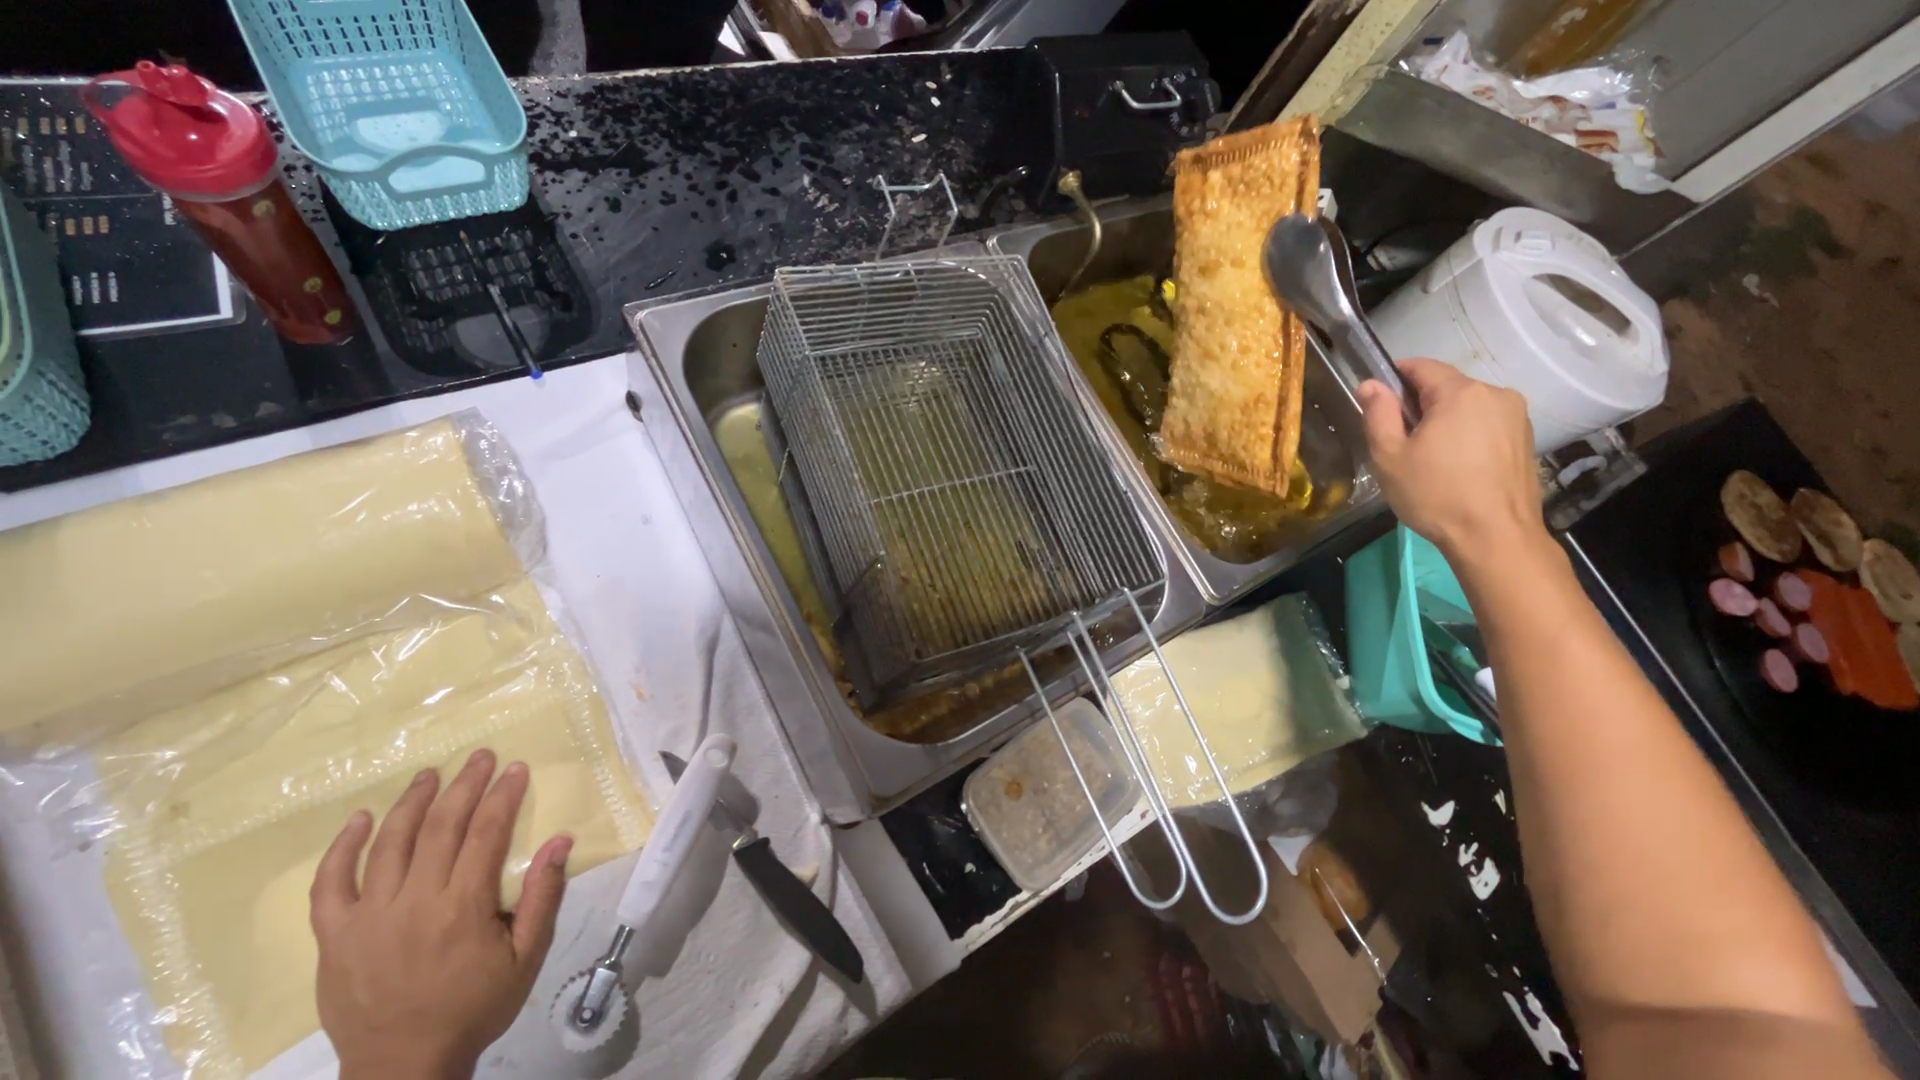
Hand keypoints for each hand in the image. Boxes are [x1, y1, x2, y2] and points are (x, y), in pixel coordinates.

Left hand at [311, 750, 573, 1079]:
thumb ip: (543, 897)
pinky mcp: (334, 935)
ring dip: (412, 802)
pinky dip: (343, 847)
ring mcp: (368, 917)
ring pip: (389, 843)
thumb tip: (560, 841)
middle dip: (464, 786)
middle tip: (480, 758)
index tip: (515, 768)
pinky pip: (330, 883)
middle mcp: (414, 901)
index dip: (502, 795)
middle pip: (440, 826)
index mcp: (463, 906)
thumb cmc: (474, 1008)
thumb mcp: (526, 958)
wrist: (403, 1066)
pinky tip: (360, 819)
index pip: (486, 833)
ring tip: (430, 774)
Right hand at [1358, 358, 1544, 561]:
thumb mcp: (1390, 457)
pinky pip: (1487, 424)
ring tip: (1430, 459)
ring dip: (1445, 421)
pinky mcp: (1525, 439)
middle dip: (1421, 405)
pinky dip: (1467, 436)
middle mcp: (1494, 394)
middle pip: (1446, 386)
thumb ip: (1378, 414)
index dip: (1395, 377)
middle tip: (1401, 441)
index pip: (1421, 366)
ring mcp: (1516, 416)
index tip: (1379, 403)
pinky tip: (1457, 468)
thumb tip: (1371, 385)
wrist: (1496, 537)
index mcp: (1460, 392)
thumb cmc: (1436, 495)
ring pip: (1468, 406)